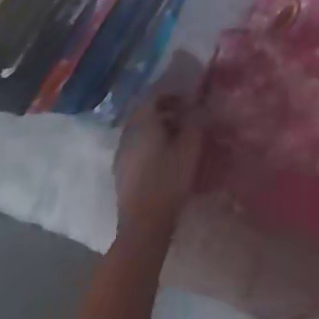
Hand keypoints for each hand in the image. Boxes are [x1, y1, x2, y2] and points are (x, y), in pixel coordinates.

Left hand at [113, 95, 204, 239]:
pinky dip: (150, 144)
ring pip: (139, 131)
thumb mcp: (190, 148)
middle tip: (185, 118)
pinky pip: (136, 147)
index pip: (153, 97)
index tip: (188, 102)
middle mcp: (127, 134)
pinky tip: (165, 157)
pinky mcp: (121, 172)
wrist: (143, 223)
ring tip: (178, 138)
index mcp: (142, 124)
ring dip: (158, 129)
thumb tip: (197, 113)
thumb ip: (195, 124)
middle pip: (144, 113)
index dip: (171, 95)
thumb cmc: (168, 180)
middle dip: (165, 112)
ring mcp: (121, 154)